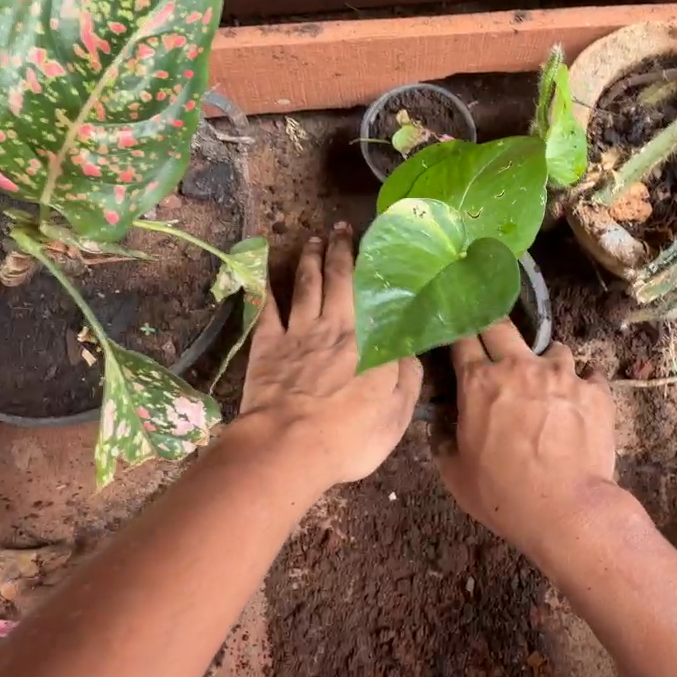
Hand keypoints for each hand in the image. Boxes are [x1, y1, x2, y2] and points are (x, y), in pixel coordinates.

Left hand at [232, 222, 422, 489]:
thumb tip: (410, 350)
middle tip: (341, 228)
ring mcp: (297, 333)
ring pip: (305, 285)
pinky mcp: (266, 346)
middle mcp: (333, 325)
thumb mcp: (395, 414)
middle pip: (336, 278)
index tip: (373, 246)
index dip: (372, 268)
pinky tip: (265, 270)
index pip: (372, 294)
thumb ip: (407, 377)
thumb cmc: (348, 436)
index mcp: (366, 340)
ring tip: (313, 240)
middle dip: (339, 249)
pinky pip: (267, 309)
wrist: (288, 448)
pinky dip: (266, 286)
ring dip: (309, 259)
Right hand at [435, 321, 621, 560]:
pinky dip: (583, 384)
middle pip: (501, 326)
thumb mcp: (455, 475)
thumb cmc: (504, 496)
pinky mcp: (595, 390)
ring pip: (553, 347)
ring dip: (546, 361)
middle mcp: (519, 366)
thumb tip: (438, 426)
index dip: (460, 337)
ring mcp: (561, 374)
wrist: (569, 512)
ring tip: (548, 383)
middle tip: (498, 350)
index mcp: (479, 382)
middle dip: (495, 332)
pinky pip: (590, 374)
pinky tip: (580, 402)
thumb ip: (442, 442)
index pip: (462, 338)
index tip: (461, 345)